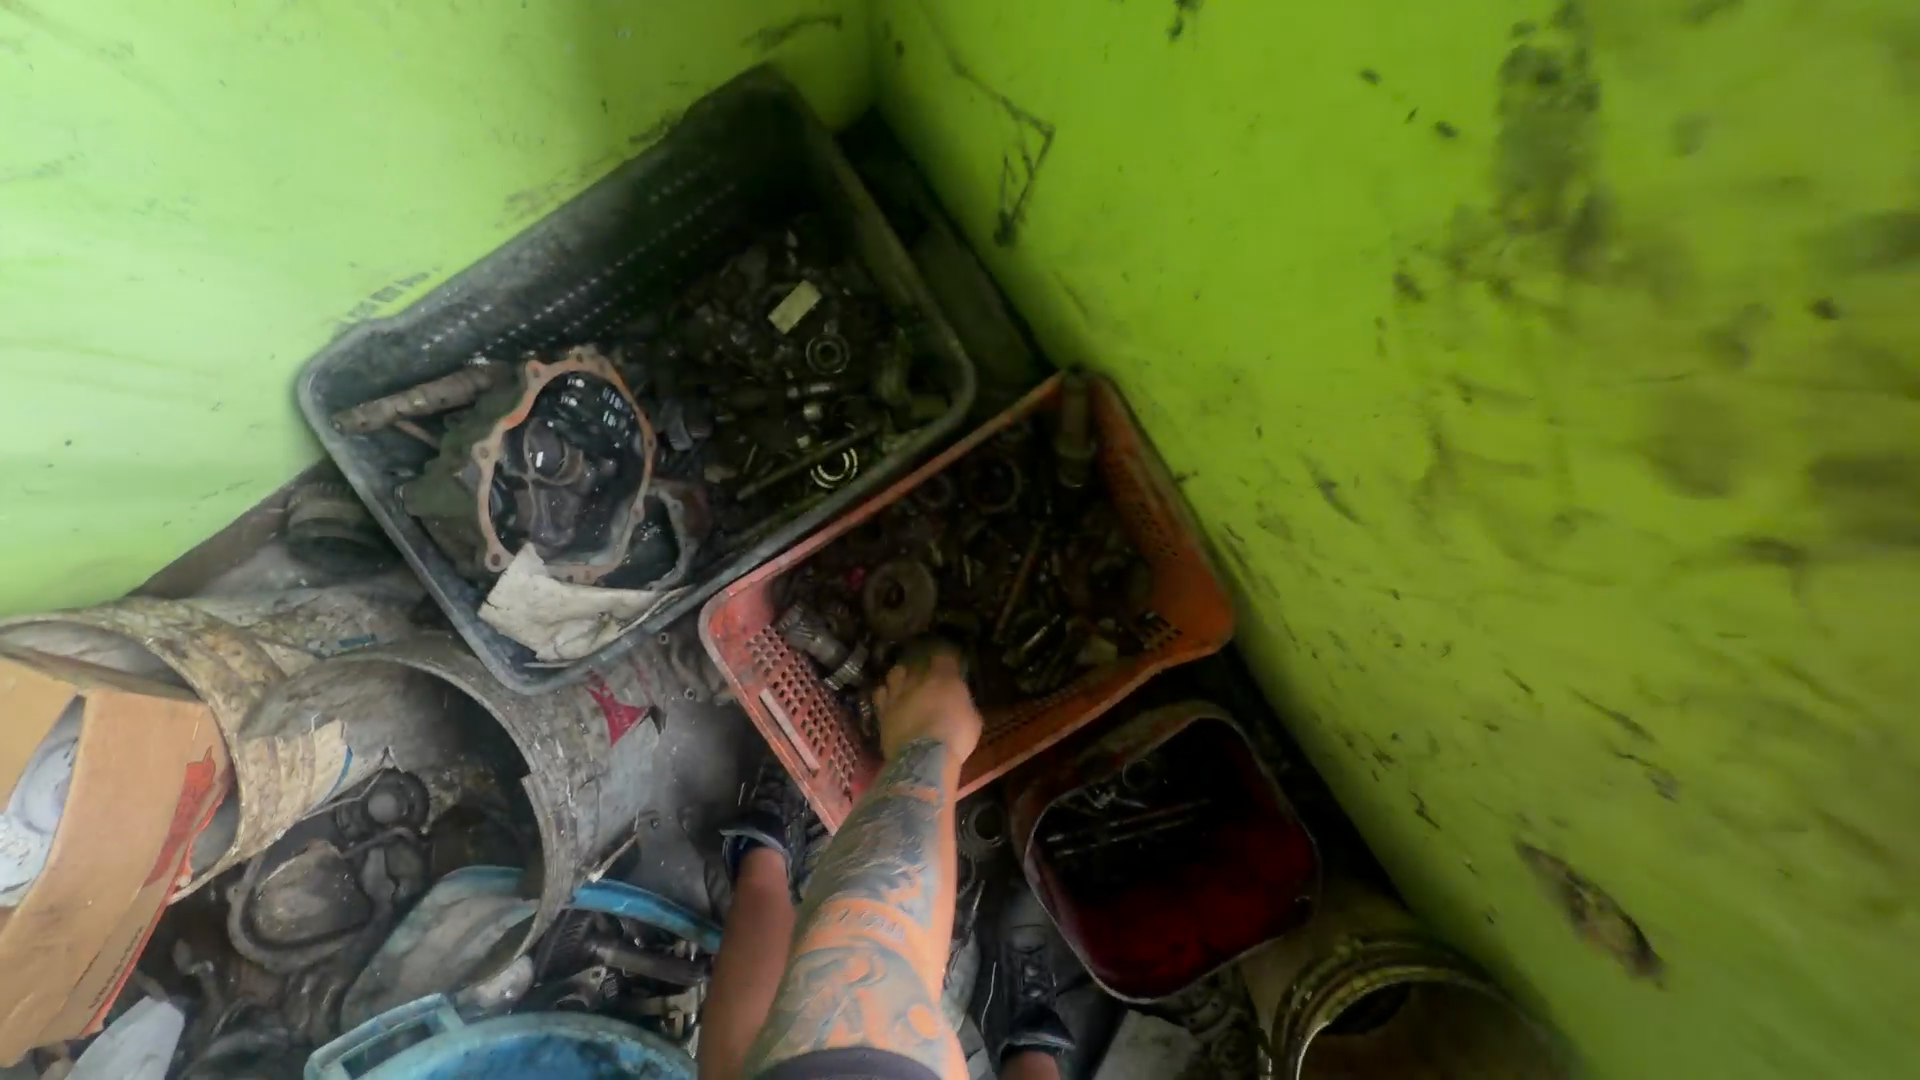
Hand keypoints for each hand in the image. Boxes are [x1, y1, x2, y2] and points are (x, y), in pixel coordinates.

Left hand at [871, 640, 982, 763]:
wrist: (924, 757)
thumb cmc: (955, 738)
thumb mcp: (973, 720)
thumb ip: (964, 705)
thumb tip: (960, 703)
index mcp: (945, 679)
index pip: (944, 656)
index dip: (946, 660)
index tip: (950, 665)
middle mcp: (919, 680)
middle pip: (917, 664)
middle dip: (922, 669)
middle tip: (927, 678)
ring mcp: (898, 693)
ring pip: (895, 673)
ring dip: (901, 676)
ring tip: (904, 684)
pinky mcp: (883, 710)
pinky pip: (880, 693)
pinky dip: (885, 694)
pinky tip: (889, 700)